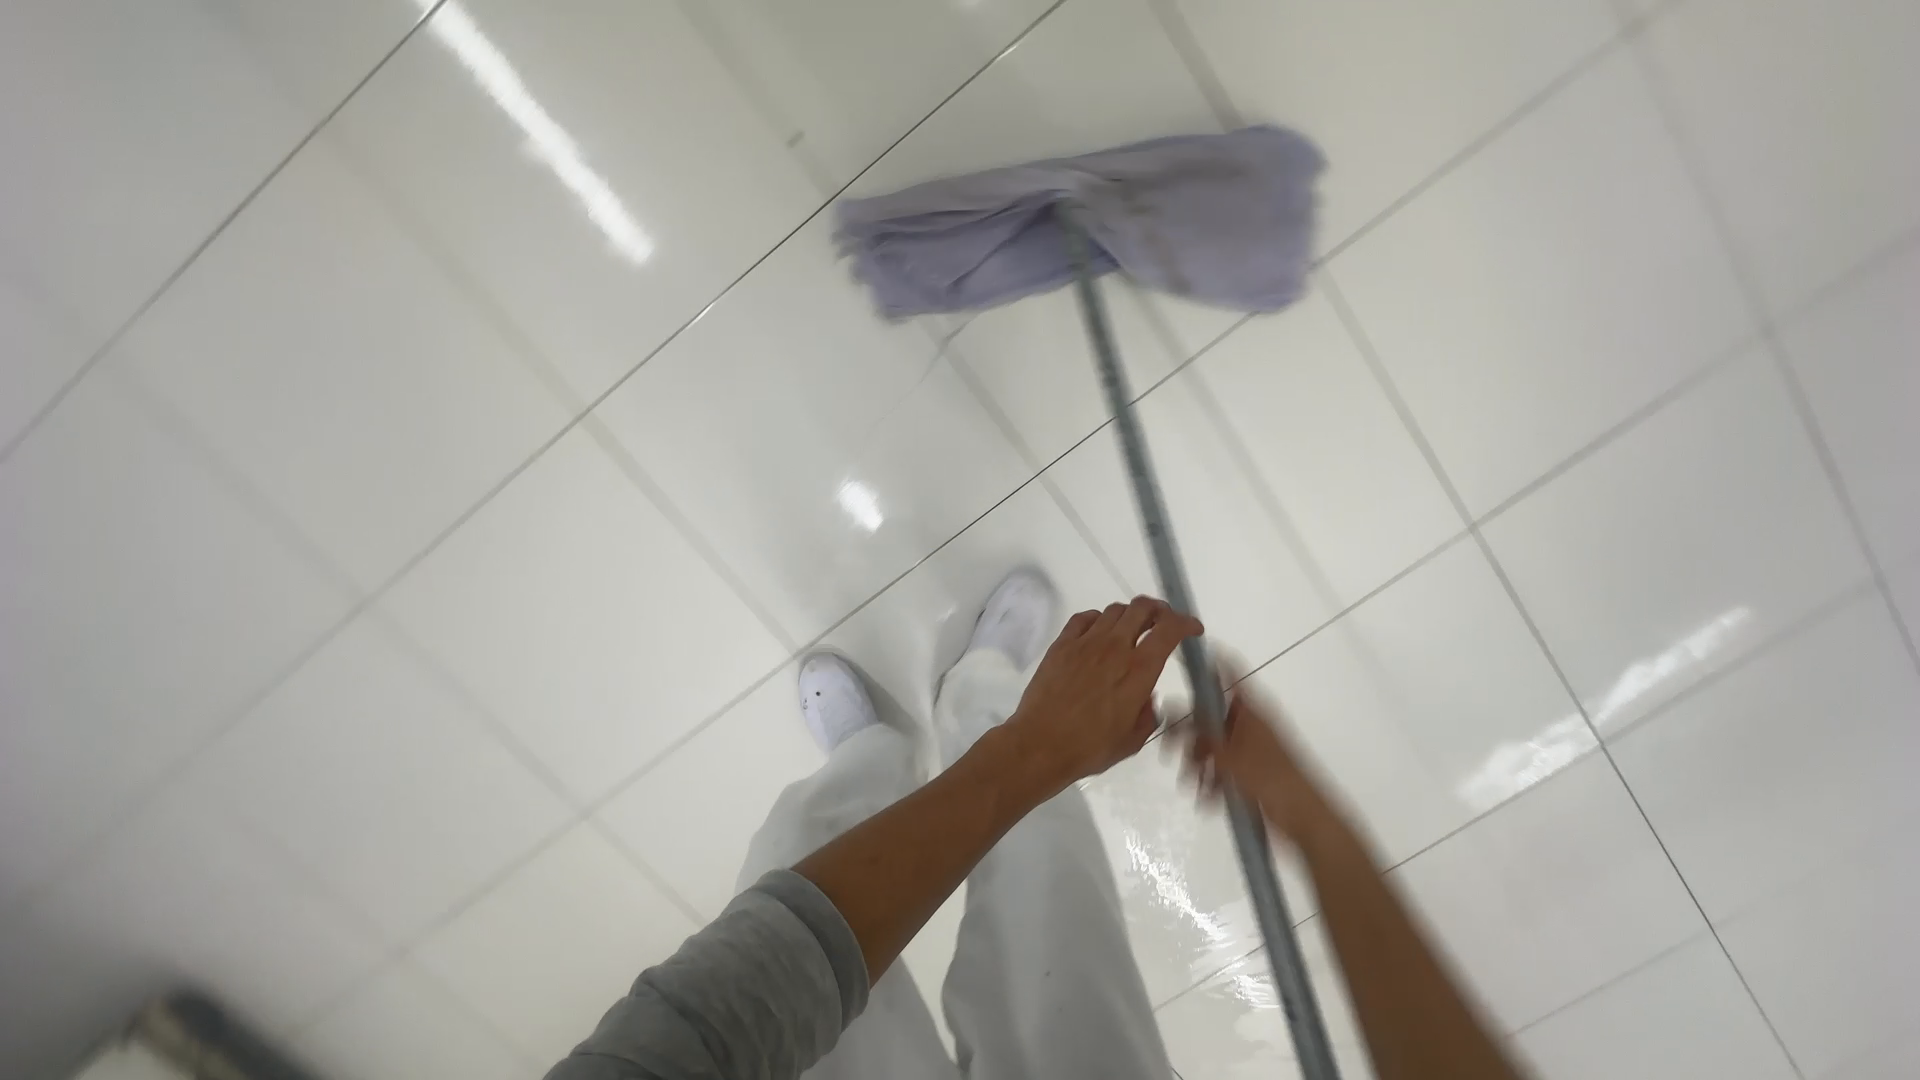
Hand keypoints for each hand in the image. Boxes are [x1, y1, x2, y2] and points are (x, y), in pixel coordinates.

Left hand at [1006, 596, 1202, 787]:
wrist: (1041, 744)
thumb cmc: (1091, 747)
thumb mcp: (1133, 739)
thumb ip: (1148, 714)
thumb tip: (1146, 698)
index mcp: (1139, 670)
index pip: (1169, 630)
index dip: (1186, 623)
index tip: (1192, 628)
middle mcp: (1114, 648)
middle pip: (1141, 608)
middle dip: (1159, 610)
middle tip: (1162, 621)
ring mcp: (1085, 642)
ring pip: (1113, 610)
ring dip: (1128, 614)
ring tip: (1131, 628)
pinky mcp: (1061, 645)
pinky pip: (1083, 618)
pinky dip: (1097, 619)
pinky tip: (1098, 631)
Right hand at [1169, 664, 1350, 849]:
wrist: (1308, 822)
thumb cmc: (1273, 781)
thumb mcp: (1230, 756)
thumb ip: (1201, 734)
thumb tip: (1172, 708)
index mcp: (1252, 711)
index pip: (1228, 673)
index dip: (1206, 661)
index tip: (1180, 657)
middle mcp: (1249, 725)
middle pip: (1210, 715)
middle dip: (1189, 734)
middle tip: (1170, 749)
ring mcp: (1250, 751)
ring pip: (1212, 745)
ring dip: (1197, 763)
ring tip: (1192, 782)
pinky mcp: (1250, 775)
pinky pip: (1220, 769)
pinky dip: (1209, 781)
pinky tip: (1205, 797)